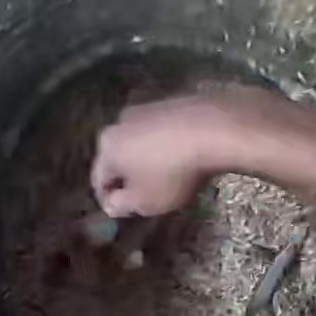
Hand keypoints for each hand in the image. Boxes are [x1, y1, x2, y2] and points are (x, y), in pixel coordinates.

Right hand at [89, 95, 237, 217]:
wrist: (216, 129)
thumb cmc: (173, 173)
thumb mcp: (144, 202)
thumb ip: (121, 206)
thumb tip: (111, 204)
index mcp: (106, 148)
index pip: (99, 182)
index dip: (109, 201)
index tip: (124, 213)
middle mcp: (119, 123)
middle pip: (117, 159)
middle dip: (128, 179)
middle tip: (145, 197)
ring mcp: (146, 108)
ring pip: (138, 144)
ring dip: (146, 162)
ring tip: (167, 179)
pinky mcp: (171, 102)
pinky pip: (160, 132)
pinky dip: (165, 147)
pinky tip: (182, 158)